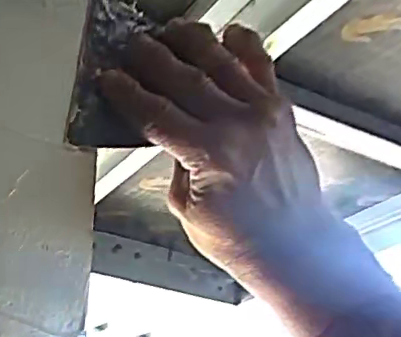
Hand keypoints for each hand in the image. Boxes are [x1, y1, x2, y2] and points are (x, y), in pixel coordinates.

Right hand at [99, 22, 399, 336]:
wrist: (289, 241)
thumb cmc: (239, 237)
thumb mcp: (187, 207)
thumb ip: (177, 166)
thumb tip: (170, 136)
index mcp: (208, 153)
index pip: (157, 113)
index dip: (129, 94)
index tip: (112, 79)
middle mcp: (238, 123)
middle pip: (185, 78)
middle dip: (153, 59)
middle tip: (132, 45)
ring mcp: (263, 111)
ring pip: (221, 62)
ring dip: (192, 42)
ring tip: (171, 31)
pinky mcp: (280, 109)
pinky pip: (260, 66)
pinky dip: (243, 46)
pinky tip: (228, 33)